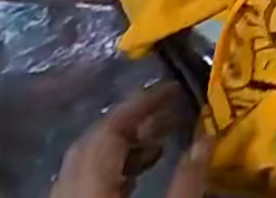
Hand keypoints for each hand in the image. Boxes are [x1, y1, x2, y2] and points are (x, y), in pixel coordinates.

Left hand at [51, 85, 212, 197]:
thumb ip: (186, 179)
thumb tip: (208, 135)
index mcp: (88, 187)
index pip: (108, 131)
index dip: (140, 104)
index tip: (173, 88)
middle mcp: (66, 191)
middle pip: (91, 143)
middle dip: (131, 121)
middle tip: (168, 111)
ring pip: (83, 163)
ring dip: (120, 145)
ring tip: (158, 144)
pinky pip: (78, 184)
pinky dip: (107, 168)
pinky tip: (134, 177)